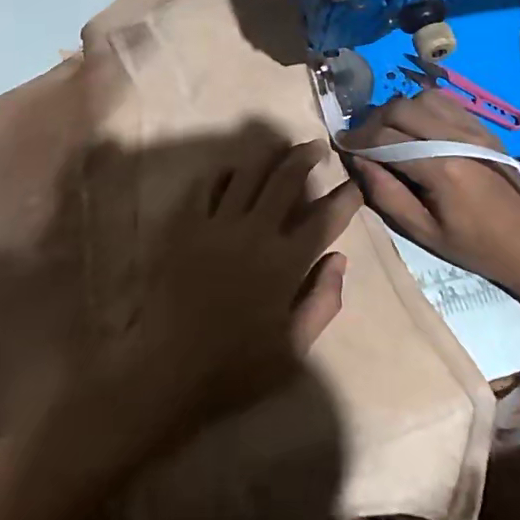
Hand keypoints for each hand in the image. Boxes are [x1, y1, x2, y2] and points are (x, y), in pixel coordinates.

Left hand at [90, 139, 361, 421]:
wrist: (165, 374)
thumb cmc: (235, 366)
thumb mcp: (295, 347)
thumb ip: (324, 301)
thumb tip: (339, 259)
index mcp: (286, 262)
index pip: (326, 217)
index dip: (346, 197)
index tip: (354, 186)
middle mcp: (256, 233)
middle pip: (287, 178)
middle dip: (308, 157)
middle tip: (318, 147)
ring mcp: (217, 226)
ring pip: (249, 172)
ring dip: (271, 154)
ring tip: (282, 146)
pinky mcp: (186, 228)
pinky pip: (208, 186)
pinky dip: (226, 173)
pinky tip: (235, 172)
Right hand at [339, 92, 519, 332]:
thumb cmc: (474, 245)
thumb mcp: (423, 232)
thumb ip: (387, 194)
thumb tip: (358, 162)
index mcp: (442, 168)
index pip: (387, 138)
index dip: (358, 139)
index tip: (340, 143)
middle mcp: (457, 137)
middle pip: (401, 108)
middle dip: (374, 120)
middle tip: (361, 139)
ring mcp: (473, 127)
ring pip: (422, 97)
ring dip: (397, 109)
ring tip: (386, 131)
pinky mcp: (482, 125)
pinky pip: (445, 101)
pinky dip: (422, 106)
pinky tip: (414, 125)